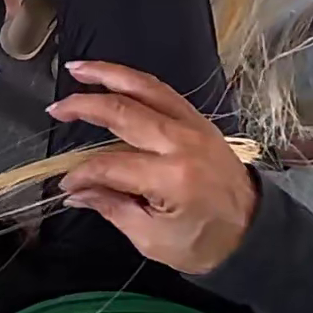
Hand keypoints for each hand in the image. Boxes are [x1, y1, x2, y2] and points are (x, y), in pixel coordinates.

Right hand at [47, 60, 256, 274]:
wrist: (256, 234)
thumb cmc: (203, 243)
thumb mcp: (151, 238)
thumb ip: (110, 207)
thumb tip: (74, 191)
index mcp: (172, 178)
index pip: (110, 165)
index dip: (81, 173)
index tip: (66, 185)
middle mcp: (182, 143)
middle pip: (123, 111)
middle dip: (83, 107)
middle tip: (55, 109)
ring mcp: (193, 126)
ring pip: (144, 87)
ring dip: (106, 74)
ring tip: (75, 68)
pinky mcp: (198, 120)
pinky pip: (161, 90)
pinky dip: (132, 80)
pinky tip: (110, 76)